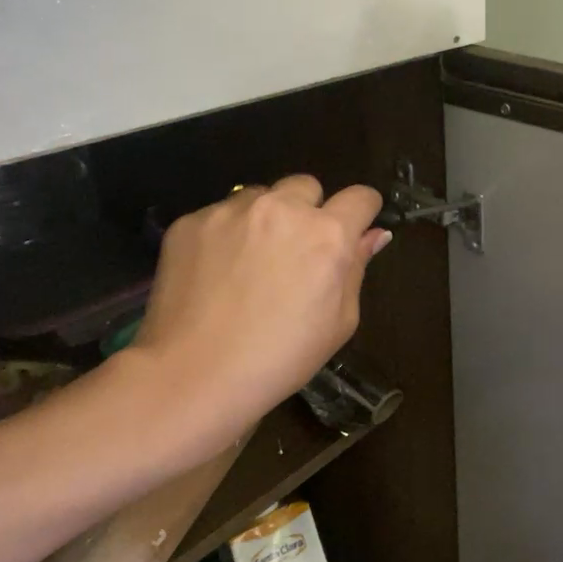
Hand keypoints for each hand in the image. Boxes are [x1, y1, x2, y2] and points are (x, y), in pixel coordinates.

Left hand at [131, 176, 388, 443]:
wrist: (192, 374)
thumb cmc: (280, 358)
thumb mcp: (339, 322)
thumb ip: (356, 269)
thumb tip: (372, 235)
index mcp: (327, 234)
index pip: (361, 197)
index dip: (363, 212)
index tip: (354, 230)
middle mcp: (282, 210)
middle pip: (307, 186)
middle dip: (310, 211)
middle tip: (298, 251)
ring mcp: (231, 212)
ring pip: (261, 196)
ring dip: (266, 219)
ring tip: (251, 262)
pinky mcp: (190, 222)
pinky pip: (220, 215)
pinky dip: (227, 235)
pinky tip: (217, 273)